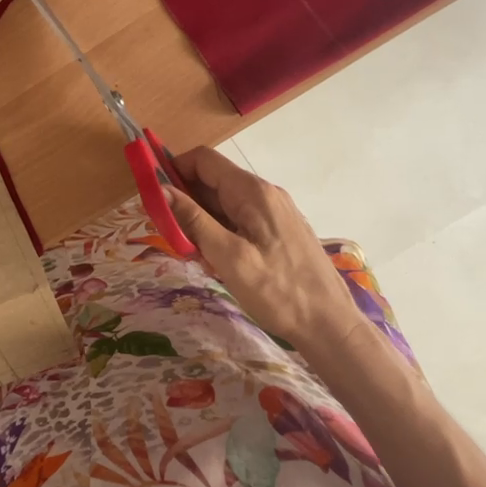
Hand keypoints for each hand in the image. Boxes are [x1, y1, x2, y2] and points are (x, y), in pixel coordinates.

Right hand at [163, 147, 360, 348]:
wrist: (331, 327)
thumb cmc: (277, 292)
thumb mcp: (228, 257)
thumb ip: (193, 219)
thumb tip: (160, 188)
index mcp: (253, 192)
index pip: (204, 159)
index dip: (174, 168)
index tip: (153, 192)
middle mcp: (265, 193)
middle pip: (213, 180)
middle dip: (186, 199)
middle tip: (170, 231)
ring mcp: (275, 211)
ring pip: (225, 201)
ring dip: (202, 219)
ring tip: (194, 252)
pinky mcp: (280, 230)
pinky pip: (240, 218)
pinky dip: (220, 230)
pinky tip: (217, 259)